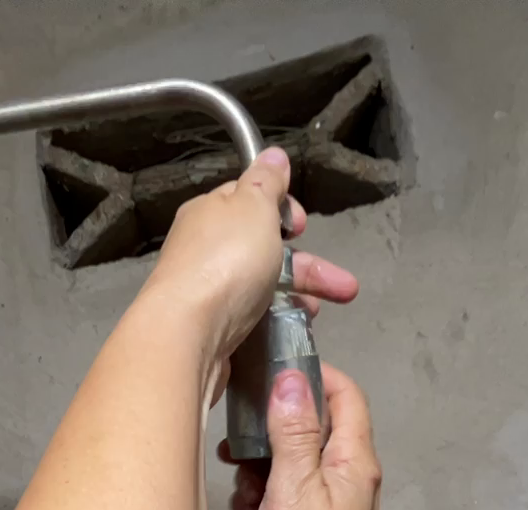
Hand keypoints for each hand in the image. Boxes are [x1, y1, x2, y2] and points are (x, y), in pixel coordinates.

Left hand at [137, 146, 359, 366]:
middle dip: (307, 267)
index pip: (247, 203)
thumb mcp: (252, 206)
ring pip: (259, 291)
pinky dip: (272, 326)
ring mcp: (205, 296)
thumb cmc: (224, 264)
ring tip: (316, 315)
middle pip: (262, 252)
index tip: (301, 225)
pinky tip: (289, 334)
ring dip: (295, 299)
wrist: (186, 337)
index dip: (281, 210)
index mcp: (209, 215)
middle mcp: (203, 253)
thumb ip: (266, 182)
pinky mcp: (208, 333)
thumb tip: (272, 154)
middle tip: (342, 286)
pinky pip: (247, 323)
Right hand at [220, 364, 383, 509]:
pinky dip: (263, 494)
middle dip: (272, 427)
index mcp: (352, 460)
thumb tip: (291, 377)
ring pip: (293, 460)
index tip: (267, 374)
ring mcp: (330, 503)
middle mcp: (347, 476)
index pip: (344, 393)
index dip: (310, 375)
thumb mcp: (292, 491)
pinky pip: (286, 492)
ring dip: (261, 465)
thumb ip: (293, 433)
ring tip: (240, 488)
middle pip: (313, 424)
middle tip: (237, 442)